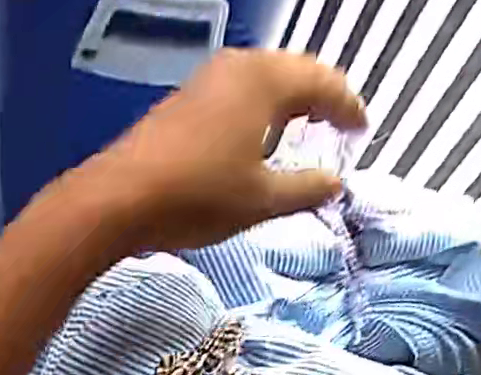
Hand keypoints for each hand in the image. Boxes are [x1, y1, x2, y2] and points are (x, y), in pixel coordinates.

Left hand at [58, 49, 366, 252]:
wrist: (120, 199)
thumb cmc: (198, 197)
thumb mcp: (260, 201)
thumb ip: (304, 189)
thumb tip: (335, 183)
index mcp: (268, 80)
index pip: (326, 84)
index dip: (348, 109)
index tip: (361, 131)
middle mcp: (238, 67)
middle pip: (292, 75)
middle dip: (317, 102)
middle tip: (333, 129)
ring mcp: (204, 82)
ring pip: (259, 86)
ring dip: (282, 109)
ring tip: (294, 139)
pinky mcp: (180, 104)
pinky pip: (231, 100)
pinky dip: (252, 117)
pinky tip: (247, 146)